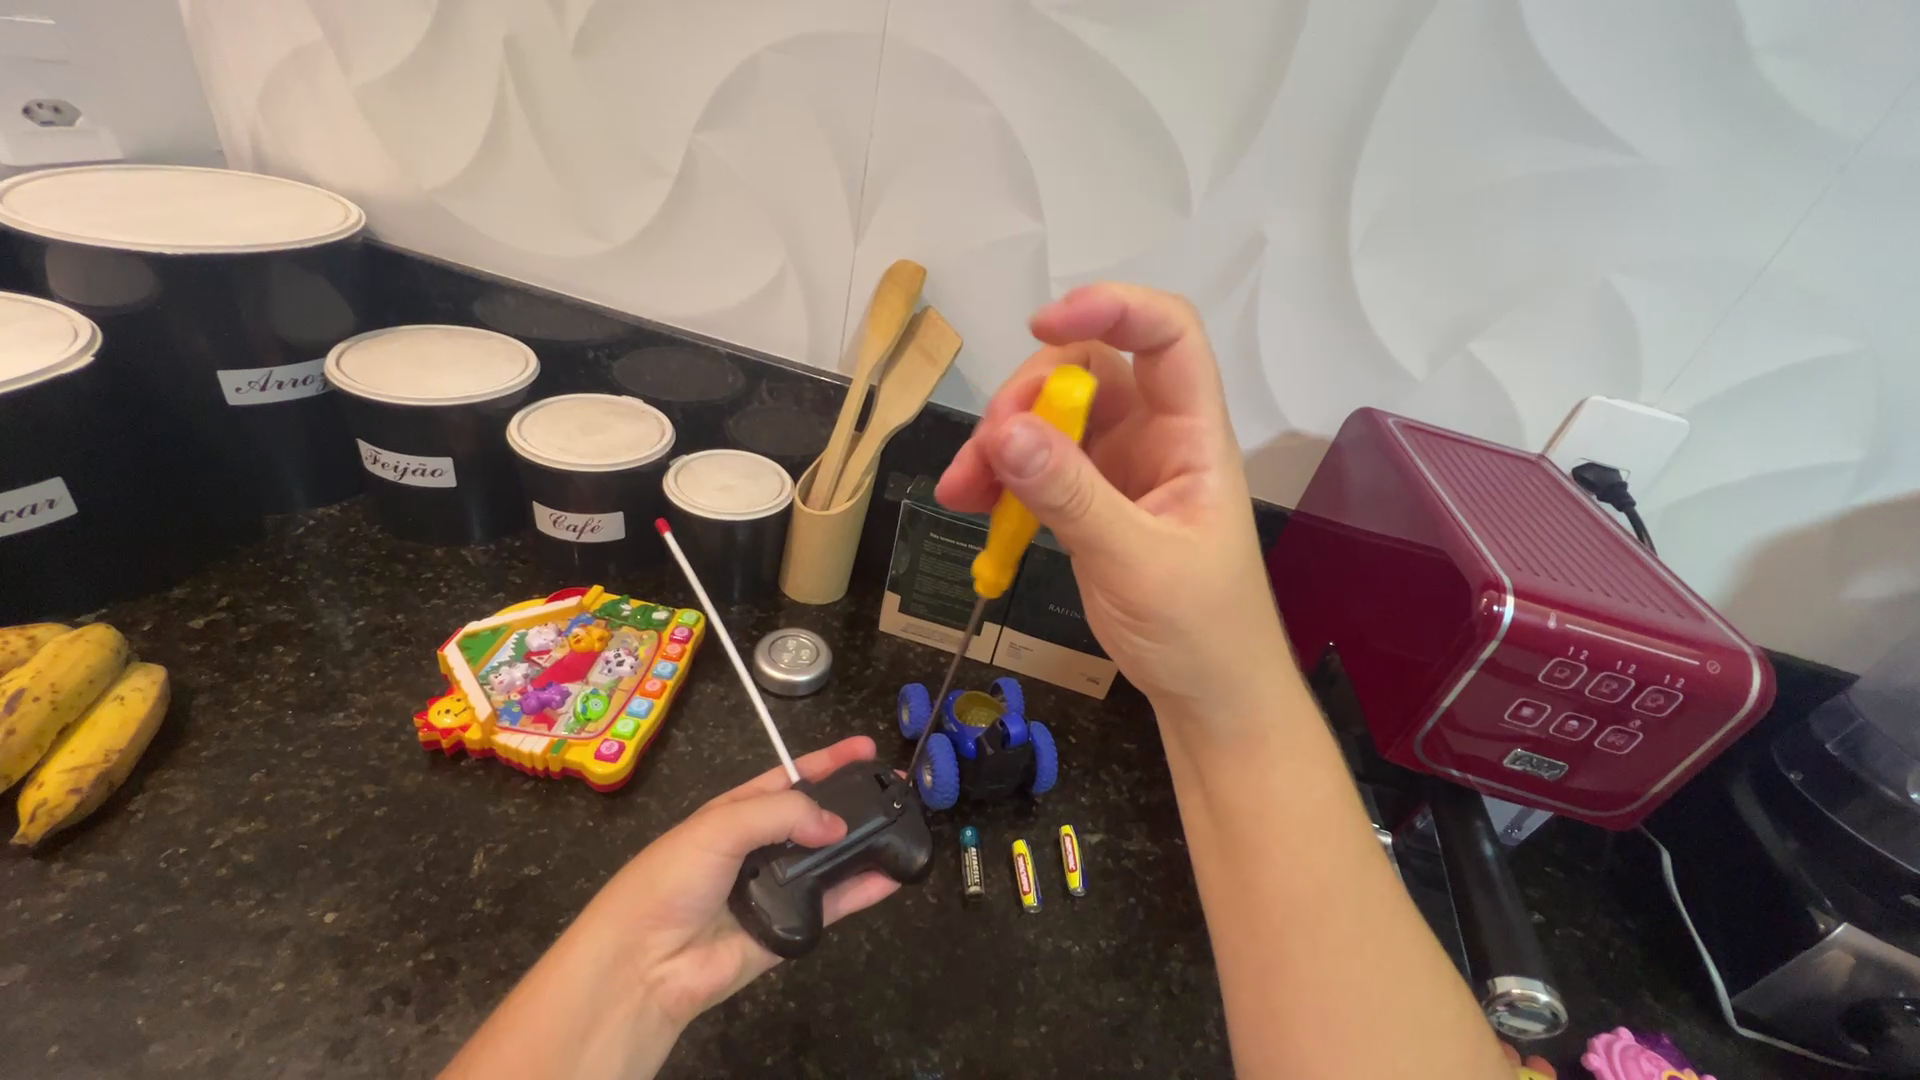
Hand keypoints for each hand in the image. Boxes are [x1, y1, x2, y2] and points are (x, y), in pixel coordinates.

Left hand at [442, 737, 899, 1079]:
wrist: (645, 963)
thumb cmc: (673, 878)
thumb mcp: (721, 825)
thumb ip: (783, 814)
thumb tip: (837, 825)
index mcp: (740, 810)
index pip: (793, 777)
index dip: (829, 761)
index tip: (867, 748)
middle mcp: (763, 845)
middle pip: (817, 817)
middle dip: (854, 801)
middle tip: (897, 789)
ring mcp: (778, 886)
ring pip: (832, 859)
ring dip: (865, 844)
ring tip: (904, 826)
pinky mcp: (791, 926)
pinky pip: (835, 904)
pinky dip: (865, 890)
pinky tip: (894, 875)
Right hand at [937, 284, 1286, 714]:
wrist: (1206, 695)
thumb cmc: (1199, 629)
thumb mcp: (1135, 561)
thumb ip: (1071, 496)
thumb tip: (1004, 433)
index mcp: (1192, 435)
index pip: (1167, 336)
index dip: (1112, 309)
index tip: (1039, 327)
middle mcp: (1154, 437)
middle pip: (1086, 373)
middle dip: (1027, 398)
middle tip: (986, 451)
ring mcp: (1118, 470)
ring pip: (1051, 422)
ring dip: (1000, 444)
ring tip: (960, 490)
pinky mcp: (1089, 503)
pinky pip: (1037, 469)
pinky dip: (1001, 479)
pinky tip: (969, 503)